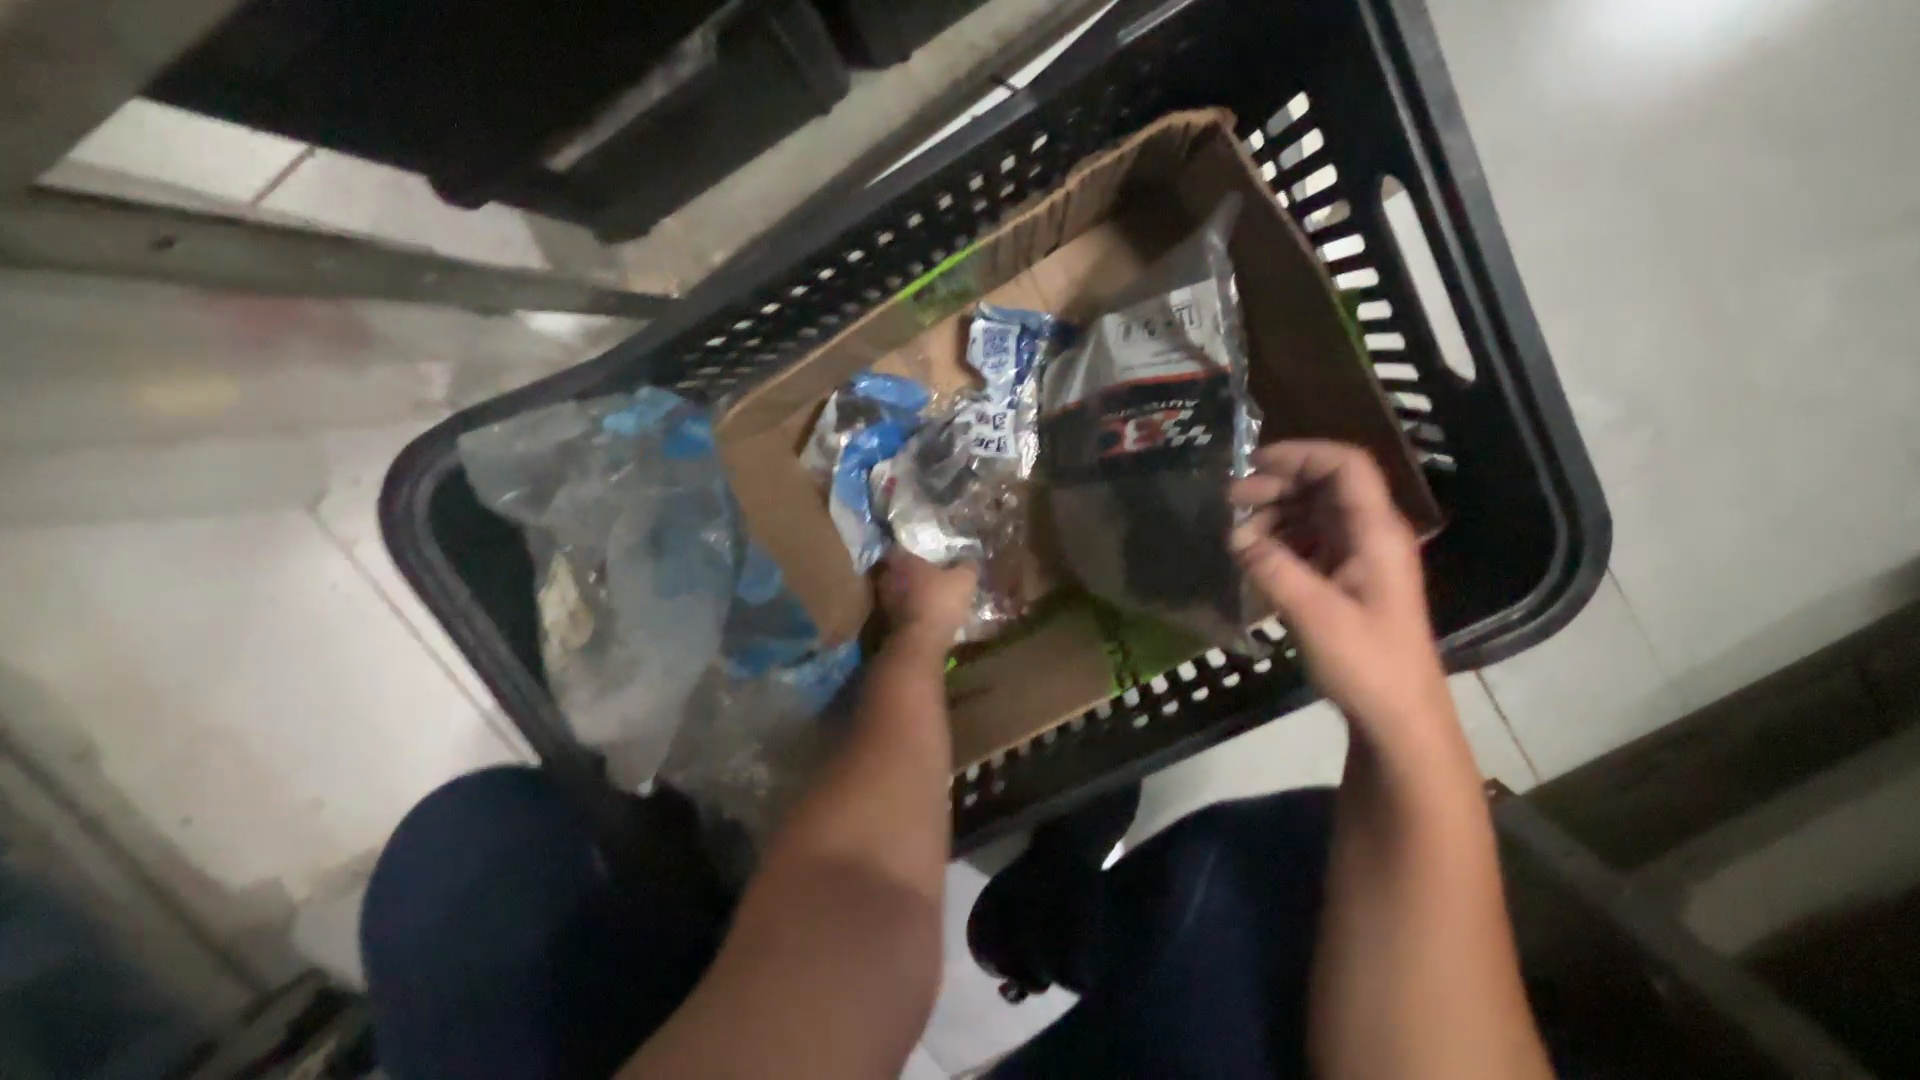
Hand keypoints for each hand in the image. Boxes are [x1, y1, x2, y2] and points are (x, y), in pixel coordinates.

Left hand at [877, 552, 977, 650]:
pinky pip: (895, 610)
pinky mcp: (882, 622)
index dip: (913, 552)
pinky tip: (922, 615)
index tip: (926, 557)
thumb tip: (970, 560)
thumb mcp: (964, 580)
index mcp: (901, 560)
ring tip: (926, 598)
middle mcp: (886, 576)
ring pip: (895, 591)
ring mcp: (882, 600)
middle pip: (896, 570)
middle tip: (927, 577)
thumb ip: (967, 566)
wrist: (920, 641)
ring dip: (907, 594)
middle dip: (909, 573)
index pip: (900, 548)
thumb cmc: (940, 601)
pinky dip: (906, 611)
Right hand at [1229, 441, 1449, 739]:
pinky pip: (1312, 544)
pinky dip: (1282, 543)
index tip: (1252, 464)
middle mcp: (1371, 536)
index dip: (1301, 454)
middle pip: (1326, 487)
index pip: (1346, 466)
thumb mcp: (1314, 614)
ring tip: (1237, 535)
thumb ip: (1272, 568)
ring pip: (1316, 514)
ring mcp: (1361, 559)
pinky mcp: (1349, 582)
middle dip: (1277, 485)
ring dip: (1276, 515)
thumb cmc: (1366, 662)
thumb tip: (1234, 535)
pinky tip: (1254, 559)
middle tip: (1230, 500)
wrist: (1399, 718)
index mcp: (1376, 532)